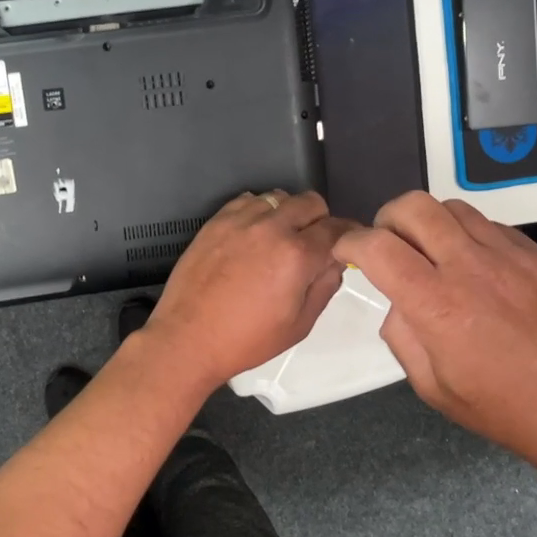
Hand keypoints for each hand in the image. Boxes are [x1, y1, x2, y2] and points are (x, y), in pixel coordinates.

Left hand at [143, 191, 357, 385]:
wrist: (188, 338)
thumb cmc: (246, 340)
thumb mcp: (299, 324)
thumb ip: (324, 287)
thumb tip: (335, 262)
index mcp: (297, 255)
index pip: (337, 228)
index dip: (348, 235)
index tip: (347, 243)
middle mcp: (271, 228)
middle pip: (310, 202)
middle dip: (319, 220)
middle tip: (312, 244)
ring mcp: (240, 221)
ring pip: (278, 197)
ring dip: (287, 213)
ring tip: (279, 240)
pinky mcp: (216, 221)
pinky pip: (247, 201)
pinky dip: (258, 211)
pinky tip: (253, 235)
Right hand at [333, 192, 536, 469]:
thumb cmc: (504, 409)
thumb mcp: (431, 386)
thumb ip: (402, 336)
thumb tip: (398, 302)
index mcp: (436, 305)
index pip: (376, 246)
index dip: (350, 242)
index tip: (346, 252)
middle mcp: (470, 267)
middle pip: (412, 206)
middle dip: (386, 219)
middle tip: (387, 244)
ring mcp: (508, 256)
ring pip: (451, 207)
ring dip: (429, 222)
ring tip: (431, 252)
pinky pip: (490, 225)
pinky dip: (468, 235)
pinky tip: (475, 267)